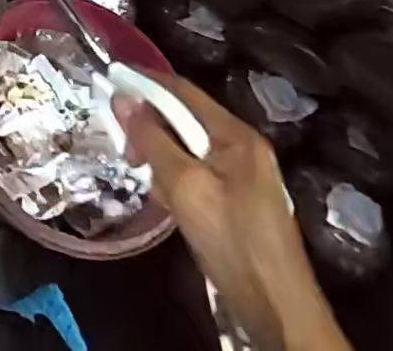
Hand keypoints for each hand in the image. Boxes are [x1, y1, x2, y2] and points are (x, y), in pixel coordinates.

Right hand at [114, 74, 342, 350]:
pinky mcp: (239, 201)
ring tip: (138, 170)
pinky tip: (164, 197)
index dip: (147, 81)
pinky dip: (176, 176)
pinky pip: (199, 172)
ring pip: (190, 147)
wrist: (280, 314)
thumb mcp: (186, 188)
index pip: (184, 91)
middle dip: (151, 124)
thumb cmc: (233, 243)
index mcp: (237, 135)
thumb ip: (154, 141)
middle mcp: (243, 146)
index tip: (112, 77)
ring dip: (161, 153)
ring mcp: (244, 175)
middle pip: (187, 119)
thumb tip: (123, 99)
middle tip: (121, 140)